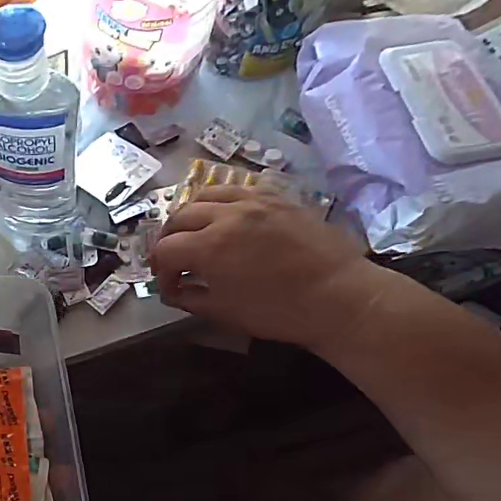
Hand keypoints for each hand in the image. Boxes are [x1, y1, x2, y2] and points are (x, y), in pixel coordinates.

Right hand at [150, 184, 396, 348]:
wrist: (339, 297)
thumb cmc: (278, 311)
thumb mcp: (224, 312)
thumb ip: (191, 298)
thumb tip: (175, 290)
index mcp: (209, 246)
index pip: (166, 250)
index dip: (161, 272)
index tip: (169, 287)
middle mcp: (226, 215)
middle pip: (179, 217)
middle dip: (169, 240)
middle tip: (173, 261)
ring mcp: (254, 201)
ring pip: (206, 194)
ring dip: (191, 214)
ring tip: (194, 232)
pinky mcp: (277, 197)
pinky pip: (238, 189)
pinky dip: (221, 201)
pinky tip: (225, 217)